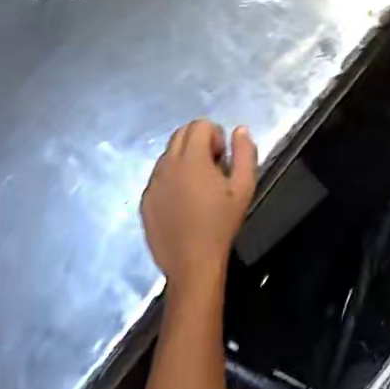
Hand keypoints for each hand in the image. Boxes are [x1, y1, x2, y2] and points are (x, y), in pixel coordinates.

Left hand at [141, 119, 257, 291]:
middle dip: (199, 140)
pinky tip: (184, 201)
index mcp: (191, 160)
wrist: (192, 263)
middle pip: (180, 133)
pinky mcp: (145, 201)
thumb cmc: (222, 223)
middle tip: (214, 167)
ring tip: (200, 185)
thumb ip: (245, 152)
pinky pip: (159, 176)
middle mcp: (166, 166)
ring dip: (185, 158)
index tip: (223, 158)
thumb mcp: (244, 186)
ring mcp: (152, 184)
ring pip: (168, 154)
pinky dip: (172, 177)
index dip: (215, 135)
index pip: (199, 125)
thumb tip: (239, 130)